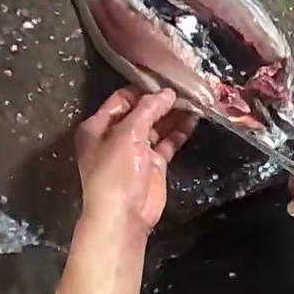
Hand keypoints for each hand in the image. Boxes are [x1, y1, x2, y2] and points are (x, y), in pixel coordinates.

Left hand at [75, 88, 196, 233]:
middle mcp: (117, 135)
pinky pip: (168, 142)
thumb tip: (168, 93)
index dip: (143, 89)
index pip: (122, 99)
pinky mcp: (154, 163)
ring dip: (174, 115)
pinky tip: (194, 120)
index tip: (166, 79)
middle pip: (142, 111)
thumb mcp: (127, 135)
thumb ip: (147, 110)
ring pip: (157, 126)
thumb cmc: (116, 172)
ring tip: (195, 100)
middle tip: (186, 88)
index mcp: (99, 126)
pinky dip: (180, 132)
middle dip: (162, 101)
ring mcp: (136, 150)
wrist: (123, 215)